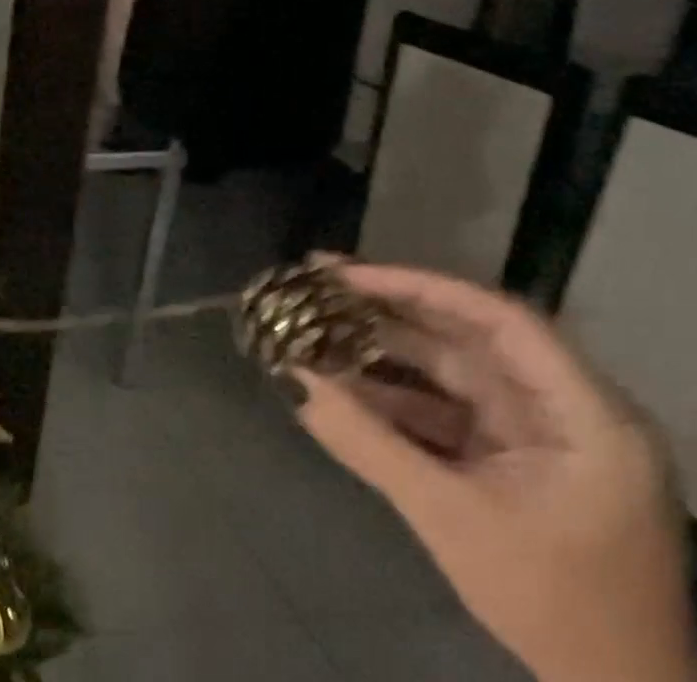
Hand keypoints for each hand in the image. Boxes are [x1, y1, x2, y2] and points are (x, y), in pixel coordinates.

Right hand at [291, 264, 694, 681]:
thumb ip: (368, 443)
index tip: (343, 277)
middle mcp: (565, 413)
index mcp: (584, 416)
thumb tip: (290, 380)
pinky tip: (336, 389)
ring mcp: (537, 440)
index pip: (501, 322)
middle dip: (387, 314)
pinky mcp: (511, 465)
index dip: (419, 288)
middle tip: (312, 289)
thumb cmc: (552, 597)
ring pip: (449, 377)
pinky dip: (391, 401)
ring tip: (309, 334)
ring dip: (380, 357)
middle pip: (469, 341)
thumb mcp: (450, 516)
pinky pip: (443, 415)